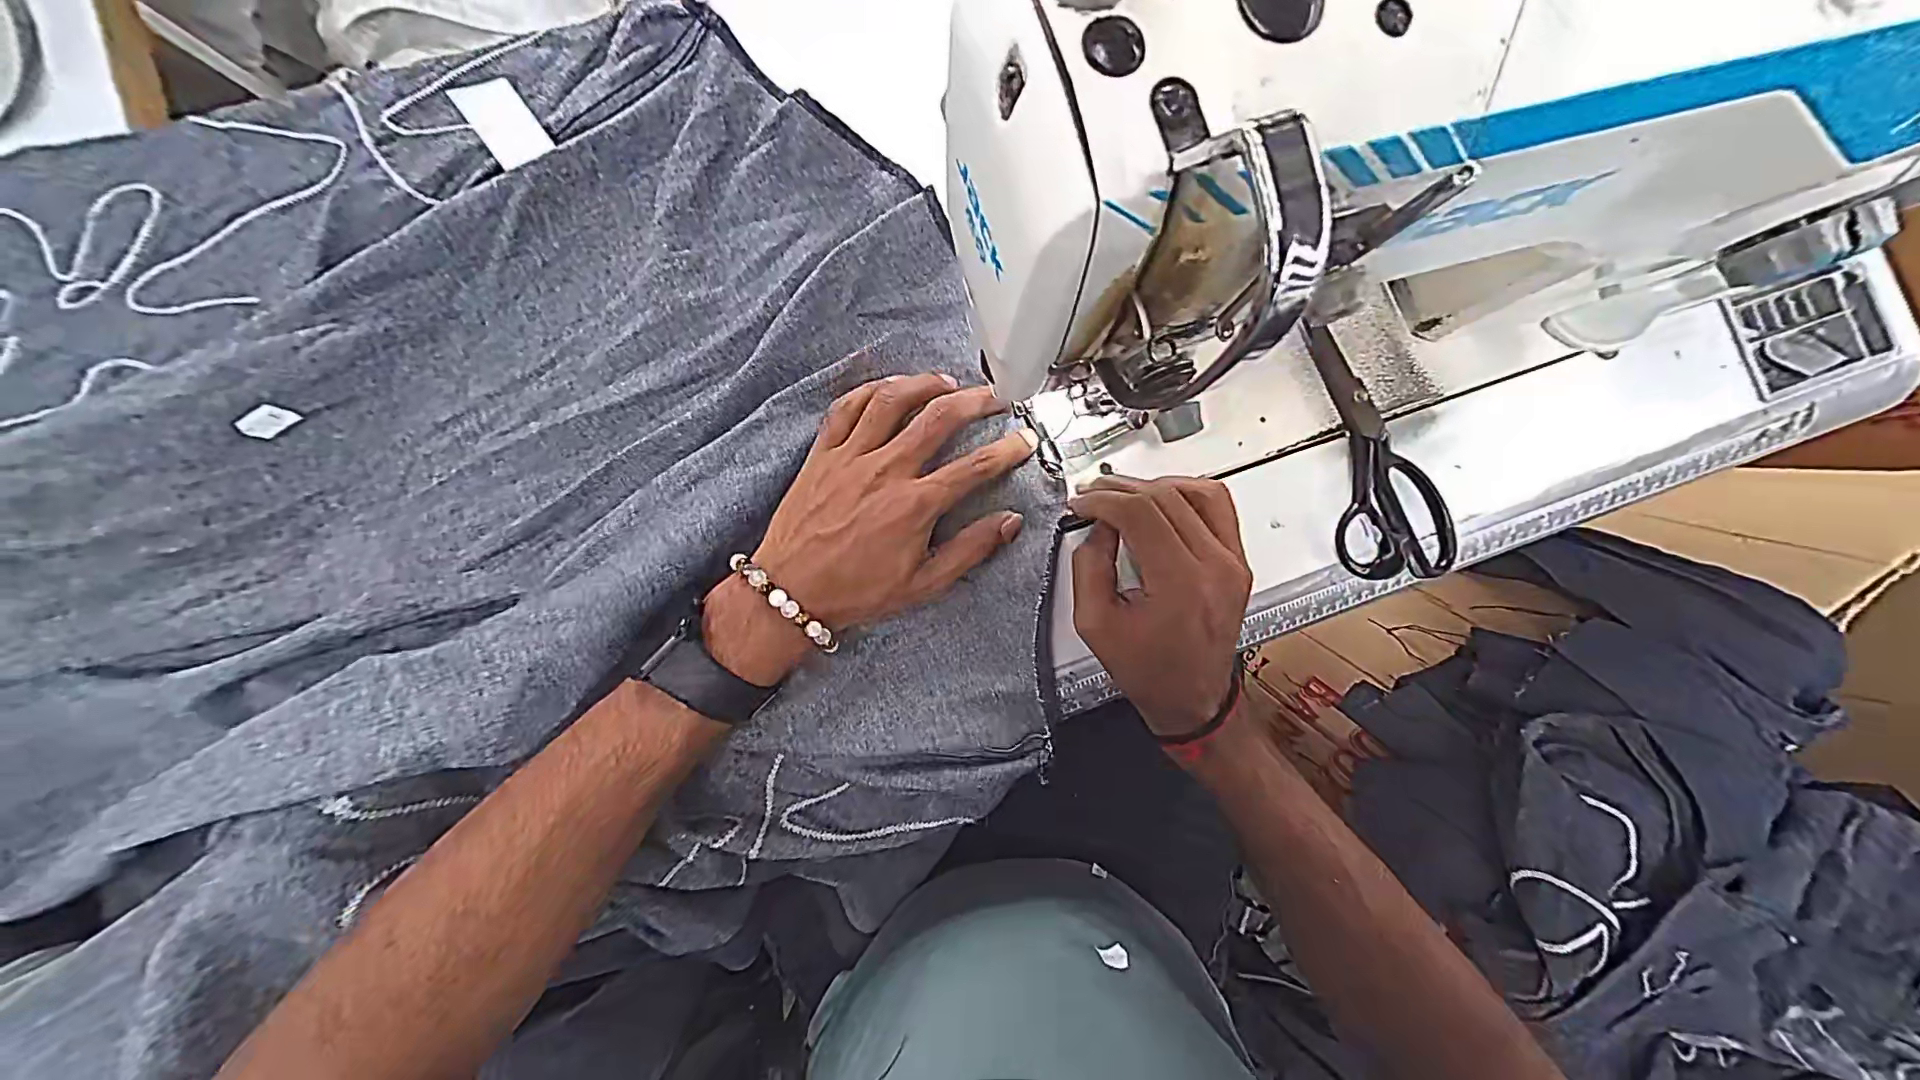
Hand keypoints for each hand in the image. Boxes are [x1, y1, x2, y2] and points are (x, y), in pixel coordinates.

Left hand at [704, 373, 1036, 684]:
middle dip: (975, 401)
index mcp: (914, 506)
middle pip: (938, 418)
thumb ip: (970, 550)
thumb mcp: (923, 584)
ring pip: (891, 400)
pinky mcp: (823, 455)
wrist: (791, 592)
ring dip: (924, 384)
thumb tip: (1008, 524)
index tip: (1023, 440)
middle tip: (993, 397)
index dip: (1007, 449)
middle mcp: (884, 472)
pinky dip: (870, 390)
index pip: (974, 466)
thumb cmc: (854, 591)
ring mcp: (850, 459)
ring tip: (946, 381)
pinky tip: (887, 387)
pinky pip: (846, 408)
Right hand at [1069, 475, 1252, 736]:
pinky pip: (1218, 507)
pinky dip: (1186, 494)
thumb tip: (1097, 526)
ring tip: (1125, 494)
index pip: (1140, 513)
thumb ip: (1089, 565)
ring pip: (1198, 492)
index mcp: (1181, 585)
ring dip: (1154, 486)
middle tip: (1094, 495)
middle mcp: (1216, 568)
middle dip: (1120, 490)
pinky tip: (1161, 500)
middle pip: (1165, 498)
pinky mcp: (1238, 562)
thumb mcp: (1095, 623)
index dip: (1103, 500)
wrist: (1192, 697)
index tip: (1082, 503)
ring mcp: (1233, 562)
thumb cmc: (1151, 672)